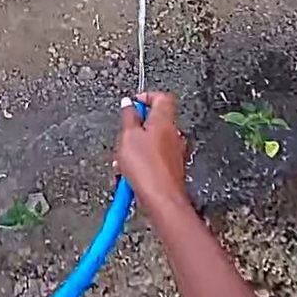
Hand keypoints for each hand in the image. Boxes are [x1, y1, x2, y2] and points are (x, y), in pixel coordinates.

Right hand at [117, 92, 190, 218]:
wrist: (163, 200)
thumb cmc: (147, 168)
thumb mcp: (128, 137)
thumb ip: (128, 117)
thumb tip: (128, 103)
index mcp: (164, 120)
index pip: (162, 97)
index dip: (146, 97)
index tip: (132, 104)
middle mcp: (173, 133)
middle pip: (154, 120)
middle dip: (135, 129)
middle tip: (124, 138)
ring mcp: (173, 151)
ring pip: (151, 141)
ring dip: (135, 149)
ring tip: (123, 162)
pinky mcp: (171, 167)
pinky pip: (153, 158)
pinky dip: (141, 163)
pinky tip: (130, 175)